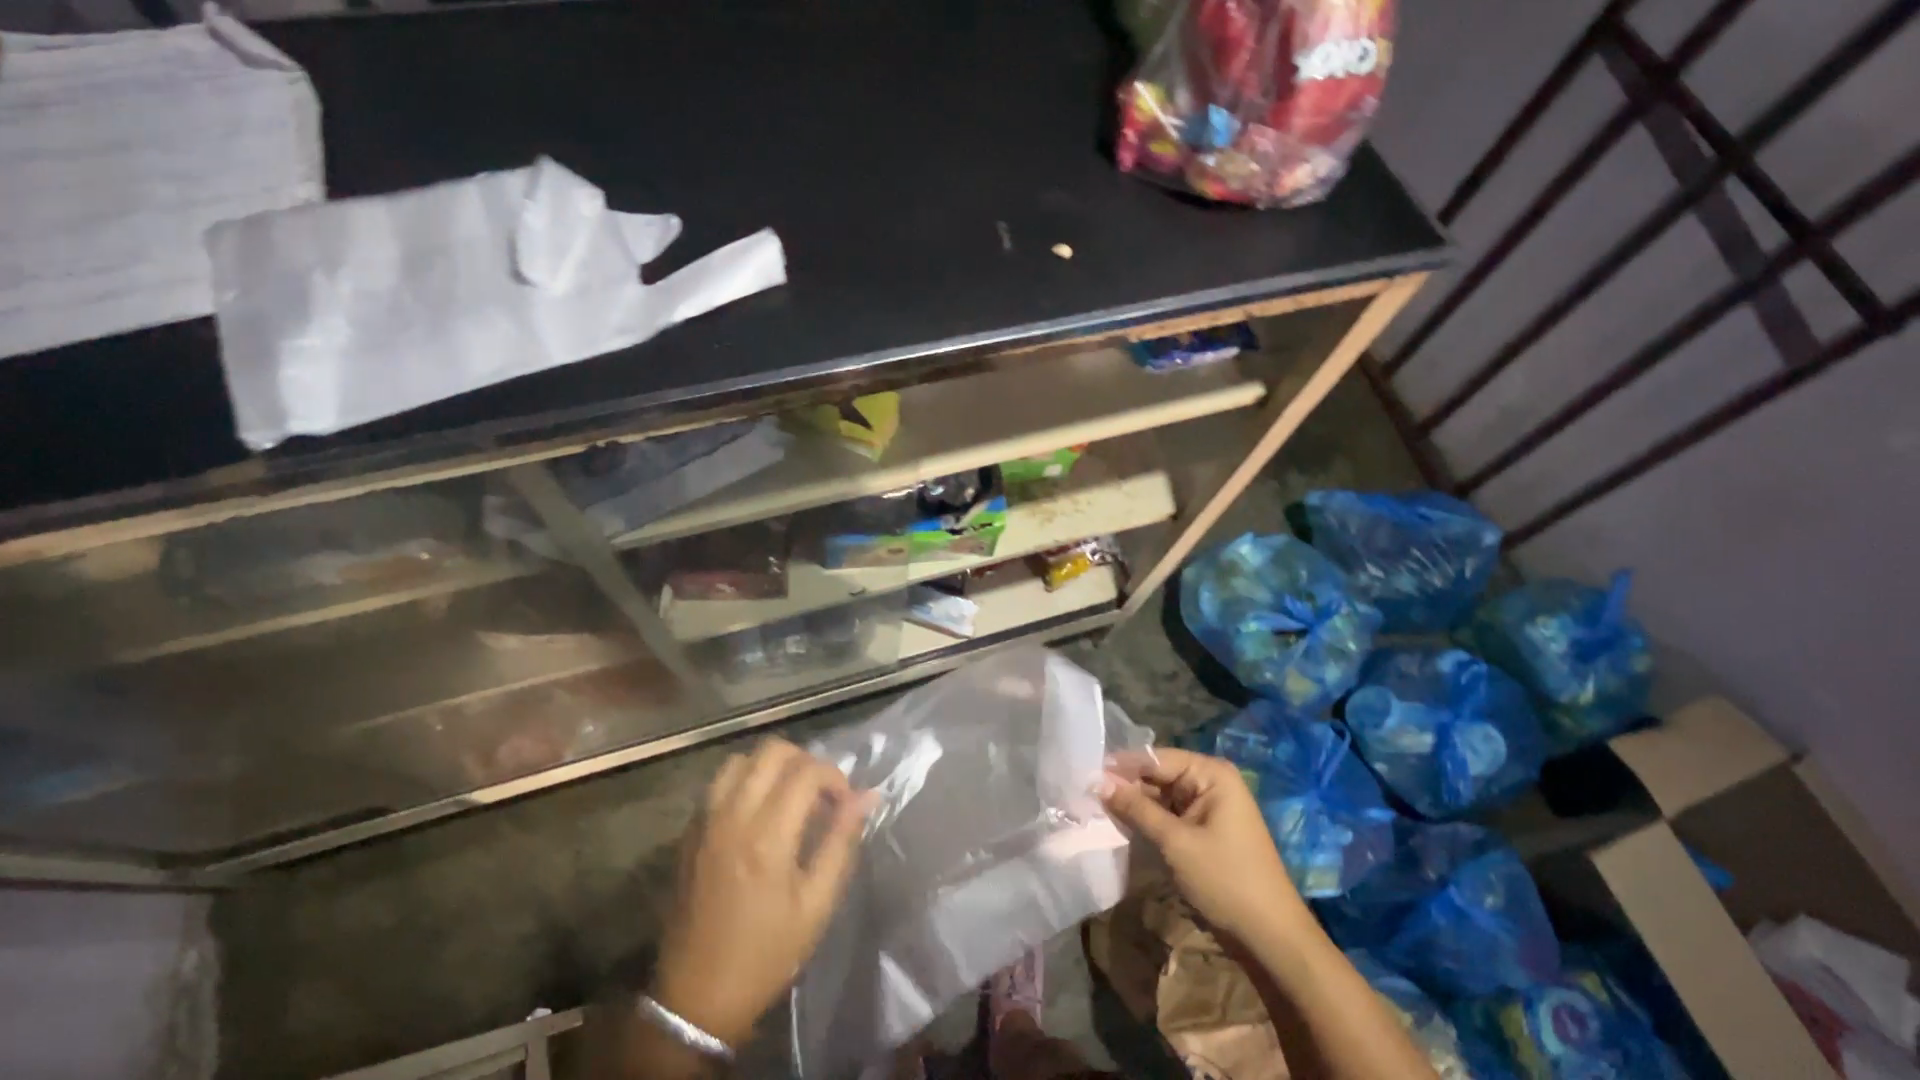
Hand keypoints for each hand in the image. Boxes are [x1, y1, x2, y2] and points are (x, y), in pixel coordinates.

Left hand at [652, 738, 875, 1047]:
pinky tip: (759, 816)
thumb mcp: (816, 905)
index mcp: (767, 836)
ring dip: (771, 768)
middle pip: (771, 751)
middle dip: (805, 762)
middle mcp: (732, 816)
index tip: (846, 804)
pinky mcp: (688, 832)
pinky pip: (718, 785)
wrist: (698, 994)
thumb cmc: (767, 954)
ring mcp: (704, 821)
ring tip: (790, 800)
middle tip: (820, 795)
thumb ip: (841, 842)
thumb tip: (866, 797)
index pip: (807, 771)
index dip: (835, 777)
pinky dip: (744, 783)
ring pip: (739, 760)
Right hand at [1099, 747, 1308, 942]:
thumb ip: (1136, 808)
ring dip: (1132, 804)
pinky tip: (1119, 825)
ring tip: (1092, 808)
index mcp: (1211, 774)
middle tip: (1082, 794)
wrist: (1268, 934)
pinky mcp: (1203, 832)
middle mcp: (1211, 783)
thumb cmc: (1225, 879)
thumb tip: (1098, 782)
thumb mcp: (1175, 841)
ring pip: (1160, 797)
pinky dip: (1147, 821)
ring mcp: (1208, 809)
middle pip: (1157, 775)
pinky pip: (1168, 817)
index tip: (1082, 774)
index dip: (1120, 765)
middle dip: (1124, 785)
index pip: (1155, 758)